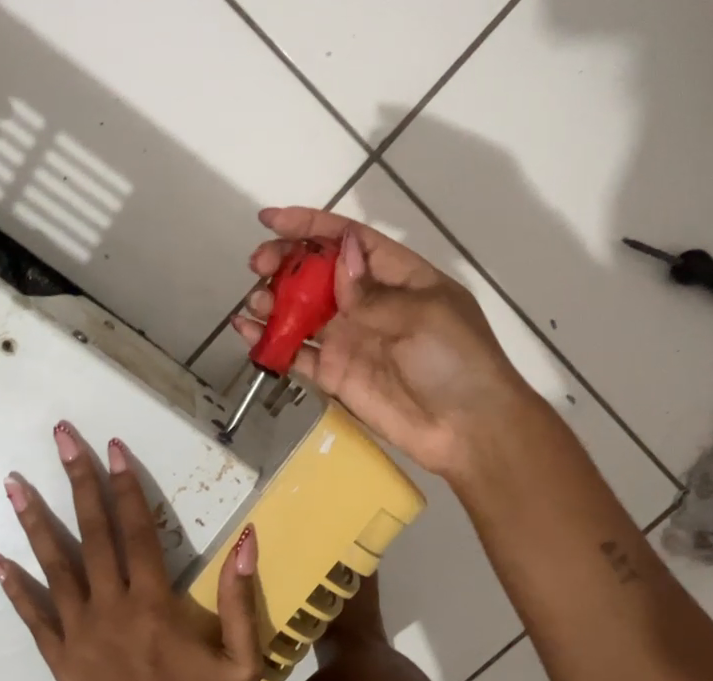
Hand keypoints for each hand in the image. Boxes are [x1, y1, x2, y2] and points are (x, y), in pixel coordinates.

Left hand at [0, 422, 262, 680]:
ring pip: (54, 566)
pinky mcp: (60, 659)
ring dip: (35, 521)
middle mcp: (111, 609)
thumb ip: (241, 598)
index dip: (126, 486)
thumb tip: (248, 538)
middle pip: (92, 533)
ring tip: (14, 481)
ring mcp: (79, 633)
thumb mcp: (244, 659)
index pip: (138, 530)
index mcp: (155, 605)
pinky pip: (32, 617)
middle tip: (60, 436)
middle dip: (76, 480)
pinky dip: (13, 587)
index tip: (112, 447)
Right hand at [232, 207, 530, 479]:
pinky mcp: (333, 374)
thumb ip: (373, 291)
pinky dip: (270, 343)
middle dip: (285, 263)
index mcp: (397, 276)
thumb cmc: (457, 361)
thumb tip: (340, 254)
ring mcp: (348, 339)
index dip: (310, 226)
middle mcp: (368, 303)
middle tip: (258, 265)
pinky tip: (247, 333)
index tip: (270, 219)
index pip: (348, 241)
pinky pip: (295, 353)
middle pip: (317, 273)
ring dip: (273, 301)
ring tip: (254, 303)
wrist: (465, 429)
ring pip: (300, 311)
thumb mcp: (424, 314)